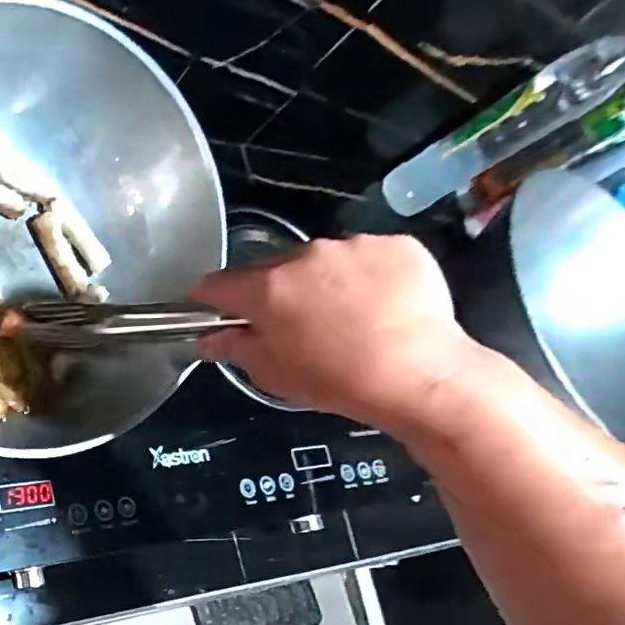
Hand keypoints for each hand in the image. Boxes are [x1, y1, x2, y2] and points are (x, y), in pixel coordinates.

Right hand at [193, 234, 483, 426]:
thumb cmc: (332, 378)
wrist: (415, 374)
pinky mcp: (396, 246)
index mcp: (266, 289)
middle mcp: (306, 257)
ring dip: (315, 282)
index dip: (209, 298)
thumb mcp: (270, 372)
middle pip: (269, 268)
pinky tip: (372, 307)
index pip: (218, 283)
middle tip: (284, 324)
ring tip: (337, 317)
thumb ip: (234, 347)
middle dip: (268, 291)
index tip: (211, 310)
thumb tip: (210, 339)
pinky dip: (360, 277)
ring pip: (318, 261)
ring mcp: (353, 247)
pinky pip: (364, 257)